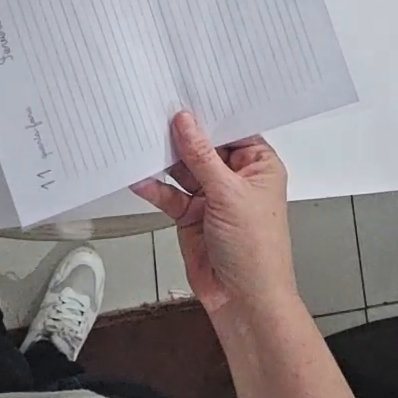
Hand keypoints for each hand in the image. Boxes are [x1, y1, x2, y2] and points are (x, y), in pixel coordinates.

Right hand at [132, 112, 299, 322]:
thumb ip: (202, 156)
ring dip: (165, 160)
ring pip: (184, 169)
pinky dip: (155, 187)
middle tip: (155, 112)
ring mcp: (212, 196)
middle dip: (181, 135)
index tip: (183, 96)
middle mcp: (236, 177)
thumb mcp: (229, 194)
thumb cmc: (256, 250)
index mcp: (259, 165)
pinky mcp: (191, 215)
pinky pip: (170, 194)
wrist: (244, 302)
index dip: (209, 115)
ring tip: (141, 139)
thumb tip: (185, 121)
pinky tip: (139, 177)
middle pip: (204, 147)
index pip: (231, 130)